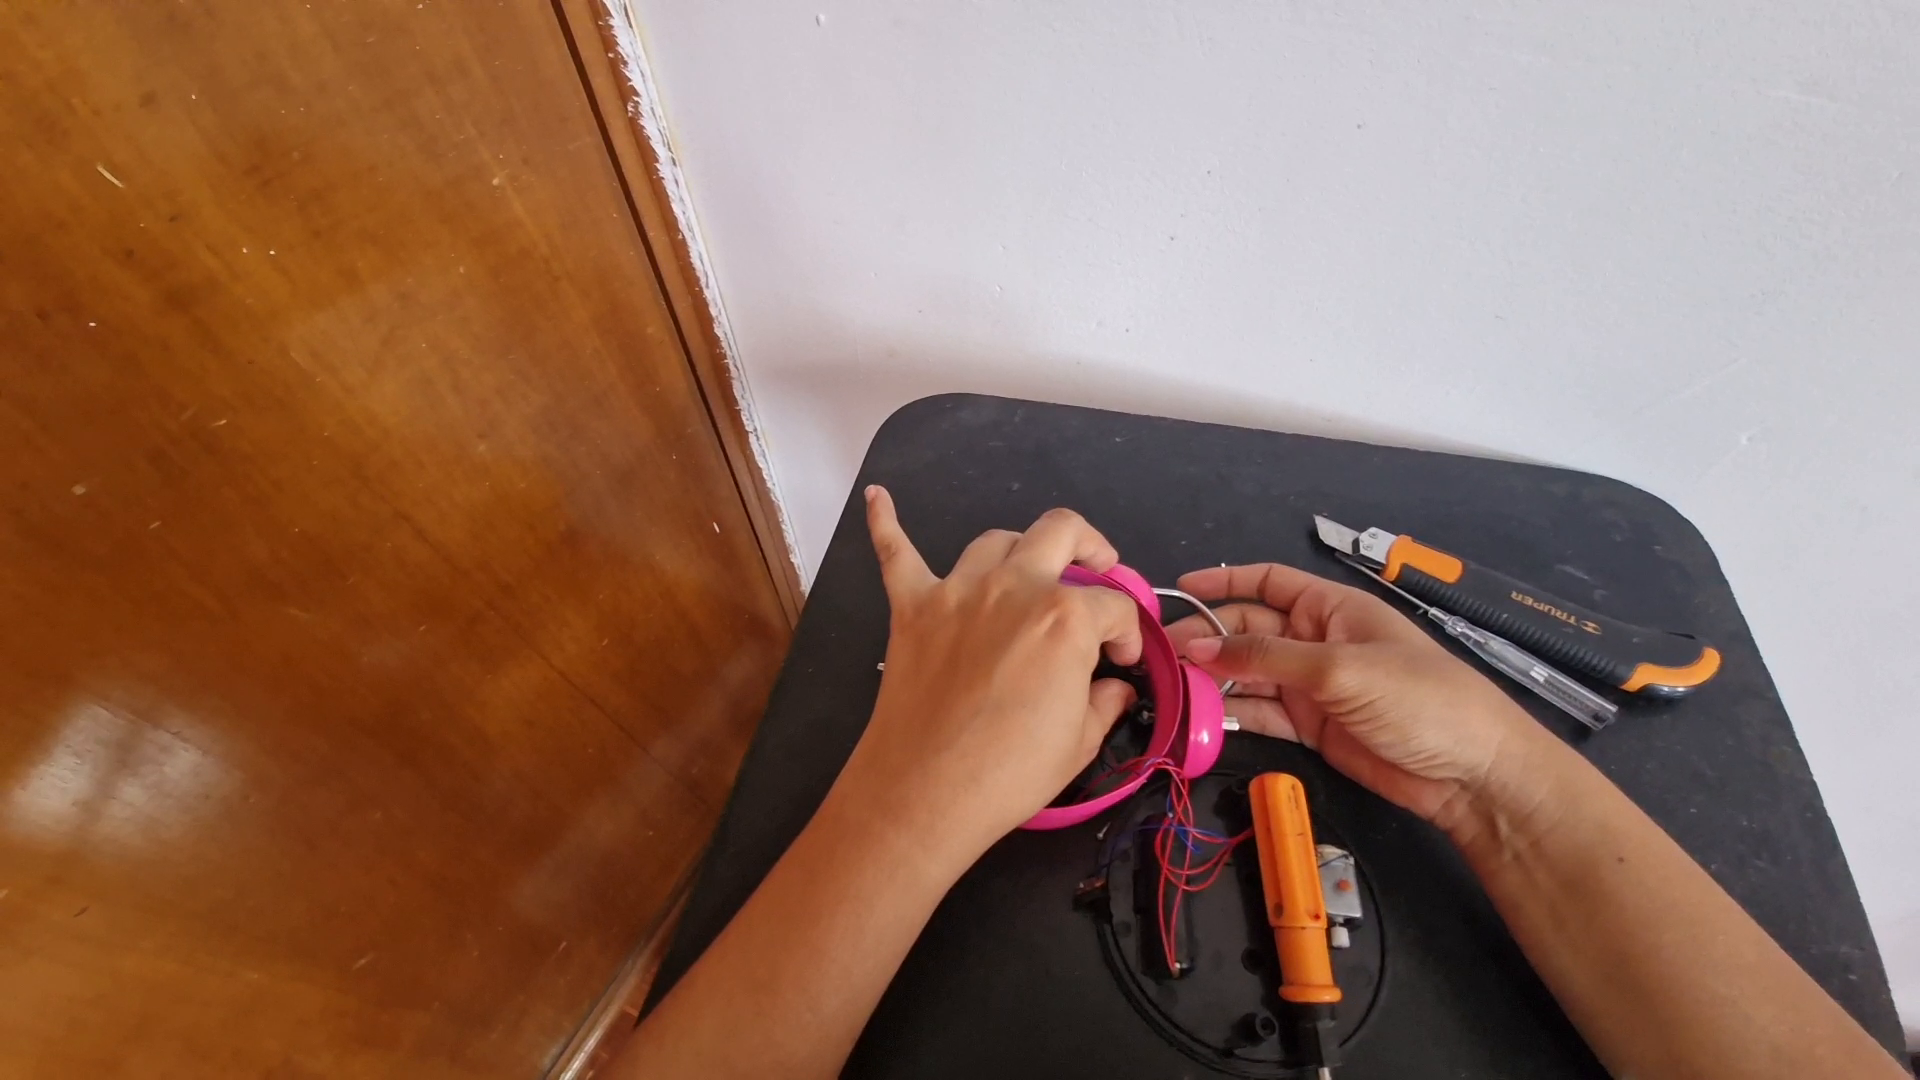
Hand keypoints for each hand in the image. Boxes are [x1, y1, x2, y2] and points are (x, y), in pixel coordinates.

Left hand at [841, 488, 1143, 859]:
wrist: (924, 792)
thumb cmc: (1010, 772)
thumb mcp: (1080, 743)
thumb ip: (1104, 702)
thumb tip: (1114, 688)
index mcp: (1066, 617)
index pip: (1114, 605)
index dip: (1128, 632)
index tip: (1122, 660)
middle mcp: (1015, 586)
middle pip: (1062, 532)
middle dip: (1092, 545)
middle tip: (1099, 566)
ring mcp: (958, 589)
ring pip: (995, 540)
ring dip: (1020, 550)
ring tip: (1029, 573)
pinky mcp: (912, 605)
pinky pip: (895, 551)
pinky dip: (886, 521)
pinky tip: (878, 495)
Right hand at [1165, 562, 1541, 825]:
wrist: (1472, 774)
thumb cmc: (1417, 698)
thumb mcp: (1338, 668)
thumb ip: (1263, 658)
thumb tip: (1196, 646)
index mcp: (1329, 609)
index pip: (1268, 582)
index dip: (1225, 581)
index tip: (1180, 588)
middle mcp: (1314, 642)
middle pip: (1248, 630)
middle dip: (1208, 637)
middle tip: (1164, 654)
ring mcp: (1310, 685)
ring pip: (1247, 673)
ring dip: (1213, 677)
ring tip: (1172, 685)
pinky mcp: (1310, 725)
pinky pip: (1260, 710)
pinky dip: (1231, 711)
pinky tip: (1201, 714)